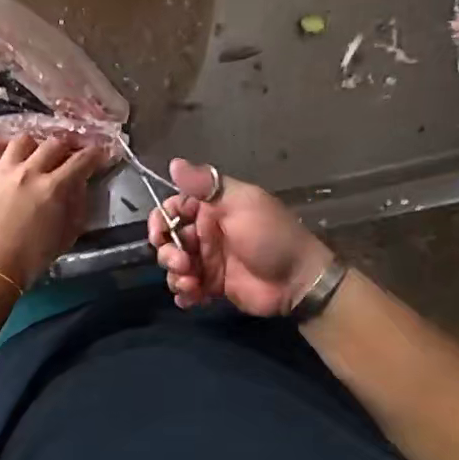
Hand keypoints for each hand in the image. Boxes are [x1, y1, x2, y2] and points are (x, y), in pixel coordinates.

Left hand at [0, 136, 105, 287]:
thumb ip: (78, 203)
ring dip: (35, 144)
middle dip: (69, 146)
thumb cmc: (35, 255)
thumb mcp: (69, 232)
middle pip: (55, 143)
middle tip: (71, 153)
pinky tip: (4, 150)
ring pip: (23, 140)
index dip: (96, 154)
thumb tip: (80, 183)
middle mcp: (29, 172)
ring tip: (38, 153)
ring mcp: (3, 171)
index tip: (99, 154)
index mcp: (54, 187)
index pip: (82, 160)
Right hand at [147, 159, 333, 314]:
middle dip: (168, 254)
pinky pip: (186, 289)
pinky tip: (192, 298)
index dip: (160, 221)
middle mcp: (205, 234)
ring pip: (174, 266)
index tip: (160, 235)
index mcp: (211, 210)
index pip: (172, 210)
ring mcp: (208, 261)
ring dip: (175, 276)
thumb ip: (206, 185)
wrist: (298, 281)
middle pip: (168, 241)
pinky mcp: (212, 286)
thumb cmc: (270, 237)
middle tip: (183, 264)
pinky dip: (184, 294)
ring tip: (191, 284)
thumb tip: (174, 162)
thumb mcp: (242, 203)